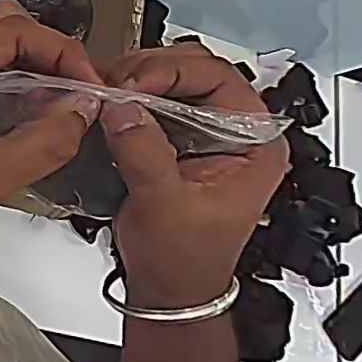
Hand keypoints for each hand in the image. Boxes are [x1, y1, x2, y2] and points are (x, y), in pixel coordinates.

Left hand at [0, 0, 102, 250]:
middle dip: (51, 49)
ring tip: (67, 97)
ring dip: (40, 63)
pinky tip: (42, 109)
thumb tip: (84, 110)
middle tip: (79, 84)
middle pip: (8, 24)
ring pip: (4, 44)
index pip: (12, 30)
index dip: (59, 50)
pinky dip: (25, 79)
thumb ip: (43, 142)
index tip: (88, 81)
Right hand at [102, 44, 288, 308]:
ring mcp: (205, 134)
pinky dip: (129, 97)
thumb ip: (145, 157)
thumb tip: (122, 108)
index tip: (133, 84)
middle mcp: (235, 132)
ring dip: (136, 80)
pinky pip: (154, 102)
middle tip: (114, 84)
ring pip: (173, 81)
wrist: (168, 291)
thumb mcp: (165, 210)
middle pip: (196, 71)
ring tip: (106, 91)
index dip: (173, 73)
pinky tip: (108, 104)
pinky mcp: (178, 140)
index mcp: (254, 144)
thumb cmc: (184, 263)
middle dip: (151, 70)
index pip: (220, 80)